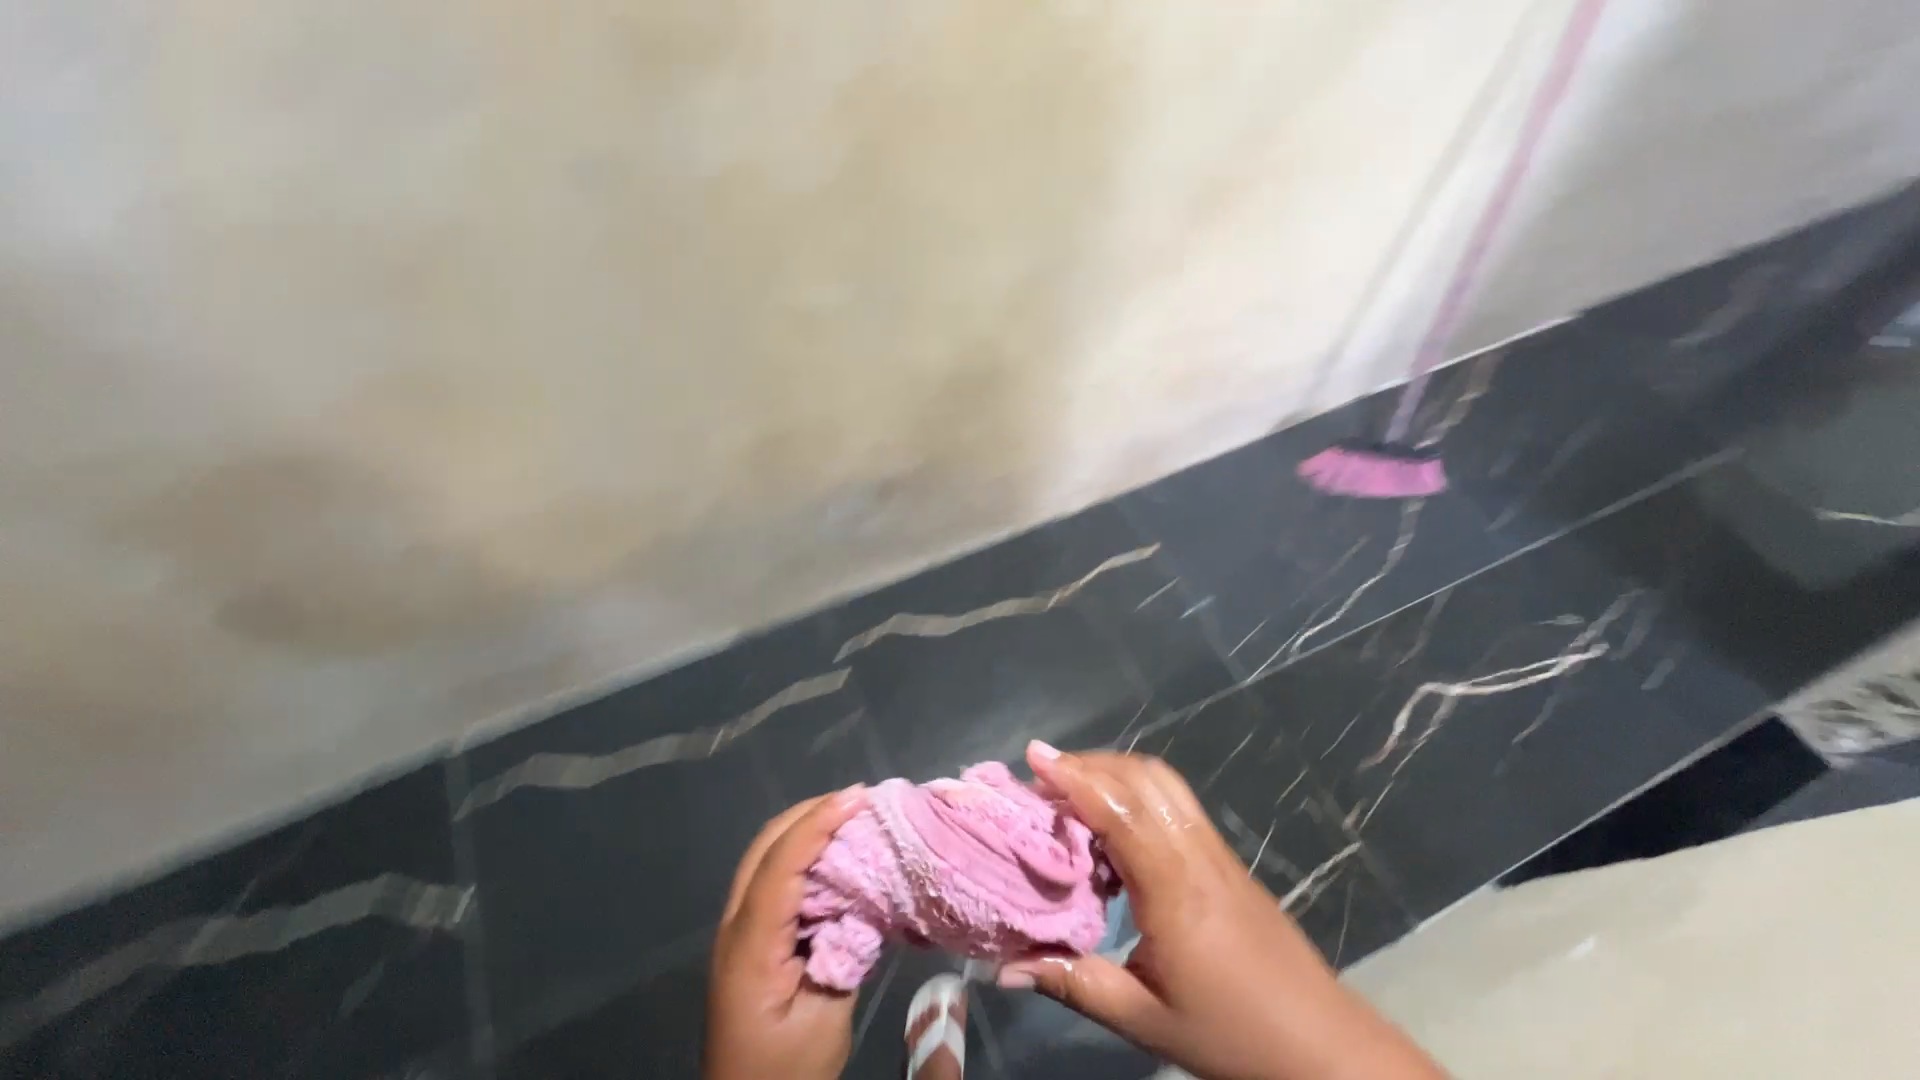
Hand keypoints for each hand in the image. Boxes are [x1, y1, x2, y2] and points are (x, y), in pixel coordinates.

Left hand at [704, 787, 865, 1079]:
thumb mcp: (825, 1020)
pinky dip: (800, 855)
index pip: (781, 865)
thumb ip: (846, 954)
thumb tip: (869, 901)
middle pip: (764, 847)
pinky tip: (833, 857)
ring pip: (763, 858)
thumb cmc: (783, 1070)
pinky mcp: (747, 940)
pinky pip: (770, 880)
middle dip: (810, 812)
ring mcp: (736, 931)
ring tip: (850, 817)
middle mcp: (735, 925)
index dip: (818, 823)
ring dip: (804, 829)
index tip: (858, 797)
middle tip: (859, 799)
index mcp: (751, 944)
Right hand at [1000, 743, 1443, 1079]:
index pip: (1121, 811)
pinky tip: (1112, 824)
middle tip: (1040, 777)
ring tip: (1070, 789)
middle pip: (1142, 780)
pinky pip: (1175, 803)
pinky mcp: (1224, 859)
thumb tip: (1005, 968)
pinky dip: (1135, 791)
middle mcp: (1195, 854)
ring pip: (1163, 784)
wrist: (1322, 1044)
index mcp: (1174, 888)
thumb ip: (1074, 984)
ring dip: (1114, 772)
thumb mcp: (1145, 1019)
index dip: (1076, 778)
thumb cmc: (1231, 1032)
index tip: (1034, 757)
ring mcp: (1215, 851)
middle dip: (1088, 765)